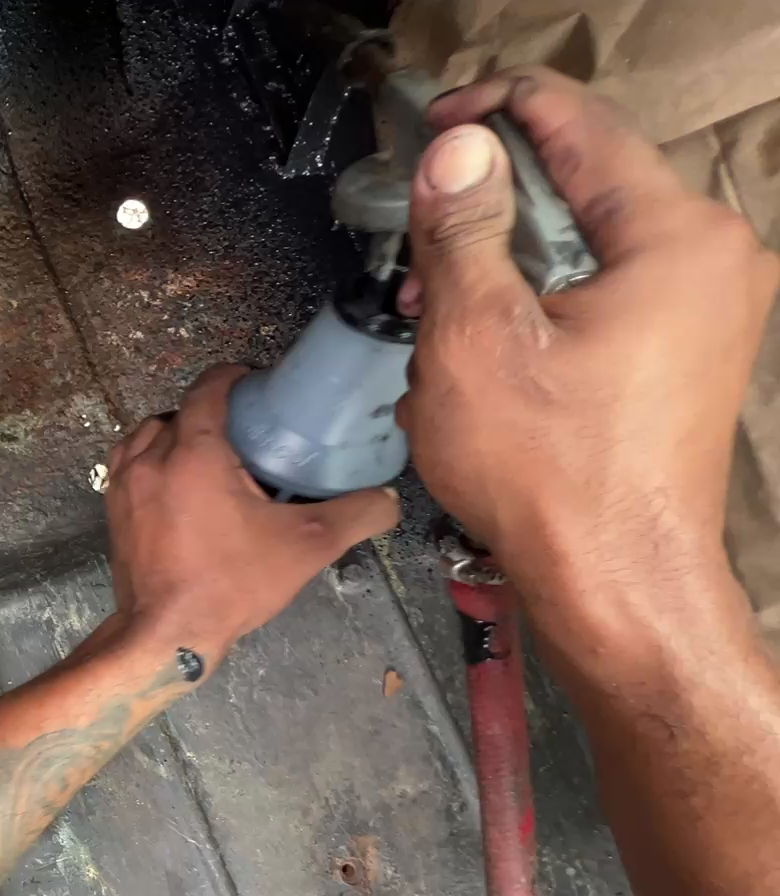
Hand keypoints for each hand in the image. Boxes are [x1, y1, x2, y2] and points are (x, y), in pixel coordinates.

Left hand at [88, 365, 397, 662]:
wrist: (167, 628)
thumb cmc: (231, 582)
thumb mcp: (307, 544)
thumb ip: (357, 513)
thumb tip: (387, 498)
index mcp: (192, 454)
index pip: (206, 389)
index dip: (232, 377)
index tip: (255, 384)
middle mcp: (149, 460)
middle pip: (176, 412)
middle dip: (207, 410)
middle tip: (242, 428)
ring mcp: (123, 484)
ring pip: (144, 435)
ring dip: (173, 433)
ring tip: (208, 453)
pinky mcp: (112, 508)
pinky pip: (127, 463)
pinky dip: (149, 458)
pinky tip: (177, 482)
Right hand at [396, 67, 779, 587]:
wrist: (604, 567)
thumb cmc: (539, 458)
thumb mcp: (476, 338)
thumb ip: (463, 236)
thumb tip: (455, 149)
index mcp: (675, 241)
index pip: (585, 133)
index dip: (504, 110)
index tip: (438, 116)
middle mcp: (704, 264)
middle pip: (575, 200)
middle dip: (478, 229)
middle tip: (410, 271)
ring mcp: (692, 314)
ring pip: (568, 261)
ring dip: (486, 285)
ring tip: (431, 336)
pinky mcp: (663, 357)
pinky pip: (578, 307)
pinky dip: (513, 321)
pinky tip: (468, 370)